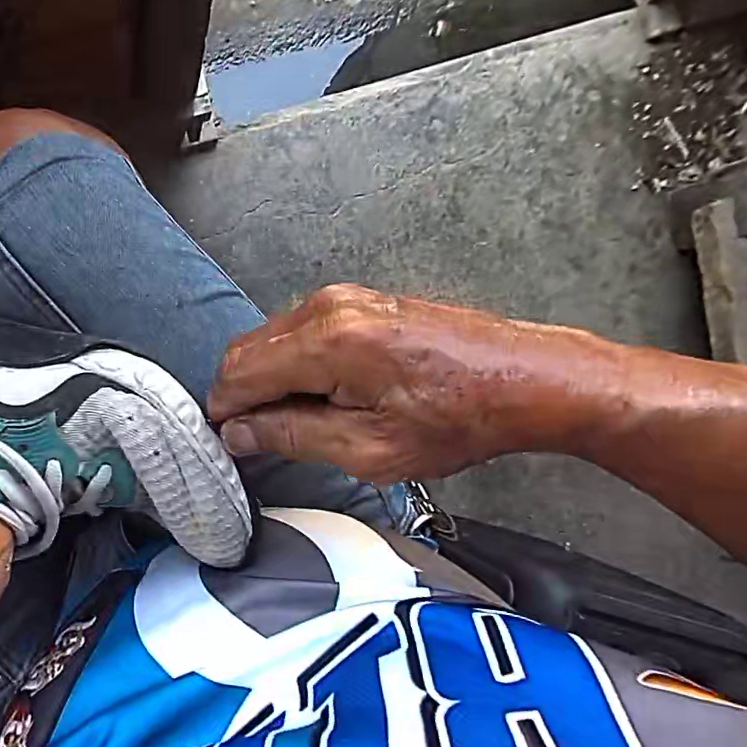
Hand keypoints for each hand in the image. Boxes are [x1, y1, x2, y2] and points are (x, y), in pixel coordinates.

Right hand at [207, 284, 620, 483]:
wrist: (523, 377)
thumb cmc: (460, 415)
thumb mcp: (370, 448)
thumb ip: (292, 436)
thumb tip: (242, 433)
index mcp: (328, 342)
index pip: (239, 373)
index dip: (223, 411)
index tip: (223, 440)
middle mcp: (328, 307)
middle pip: (247, 350)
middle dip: (240, 395)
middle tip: (254, 437)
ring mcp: (343, 298)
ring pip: (270, 340)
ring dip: (267, 380)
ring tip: (293, 421)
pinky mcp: (357, 301)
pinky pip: (298, 331)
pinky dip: (291, 364)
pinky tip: (317, 395)